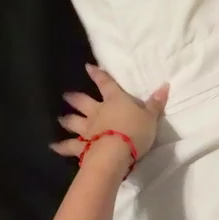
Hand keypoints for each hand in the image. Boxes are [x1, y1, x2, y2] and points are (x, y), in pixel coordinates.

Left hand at [49, 64, 168, 168]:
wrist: (117, 152)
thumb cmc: (135, 131)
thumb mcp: (150, 117)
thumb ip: (156, 103)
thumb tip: (164, 85)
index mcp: (115, 101)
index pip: (106, 84)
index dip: (98, 75)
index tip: (88, 67)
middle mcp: (98, 112)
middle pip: (83, 102)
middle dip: (75, 98)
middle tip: (66, 95)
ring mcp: (88, 129)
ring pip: (74, 122)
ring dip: (67, 120)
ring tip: (60, 118)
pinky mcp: (83, 146)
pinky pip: (70, 146)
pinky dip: (61, 146)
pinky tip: (53, 146)